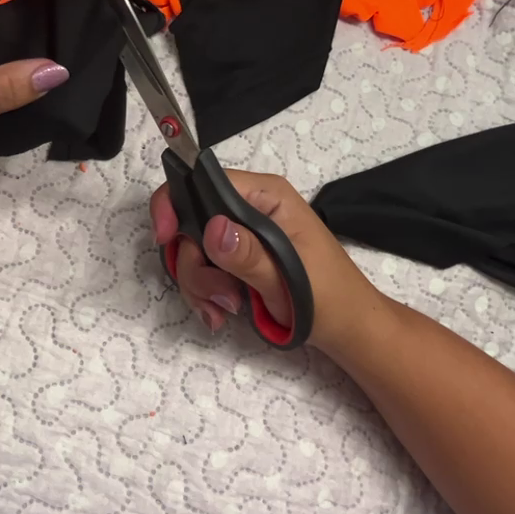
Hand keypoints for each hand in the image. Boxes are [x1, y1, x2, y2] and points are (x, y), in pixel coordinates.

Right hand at [150, 170, 383, 353]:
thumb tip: (212, 229)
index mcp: (266, 196)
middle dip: (194, 264)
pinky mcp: (237, 258)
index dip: (175, 204)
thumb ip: (248, 255)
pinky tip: (220, 314)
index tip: (164, 238)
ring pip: (192, 250)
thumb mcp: (287, 279)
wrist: (349, 332)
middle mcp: (249, 208)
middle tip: (218, 297)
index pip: (203, 181)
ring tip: (225, 311)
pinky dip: (204, 293)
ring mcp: (242, 234)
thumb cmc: (329, 299)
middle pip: (191, 222)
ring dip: (199, 284)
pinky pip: (203, 269)